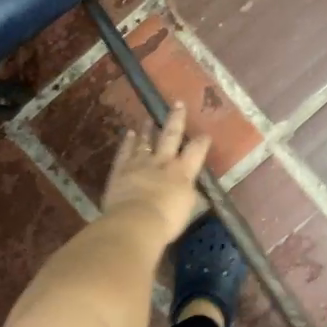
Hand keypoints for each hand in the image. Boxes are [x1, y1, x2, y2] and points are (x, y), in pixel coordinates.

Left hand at [101, 102, 210, 238]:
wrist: (136, 222)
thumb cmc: (167, 220)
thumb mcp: (187, 209)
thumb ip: (190, 195)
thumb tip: (192, 190)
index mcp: (183, 172)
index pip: (196, 151)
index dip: (202, 142)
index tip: (205, 134)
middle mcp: (163, 162)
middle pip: (171, 136)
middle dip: (176, 119)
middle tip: (178, 104)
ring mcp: (140, 163)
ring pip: (145, 140)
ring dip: (148, 129)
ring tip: (149, 117)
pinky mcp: (121, 170)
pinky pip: (125, 152)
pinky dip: (128, 142)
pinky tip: (130, 133)